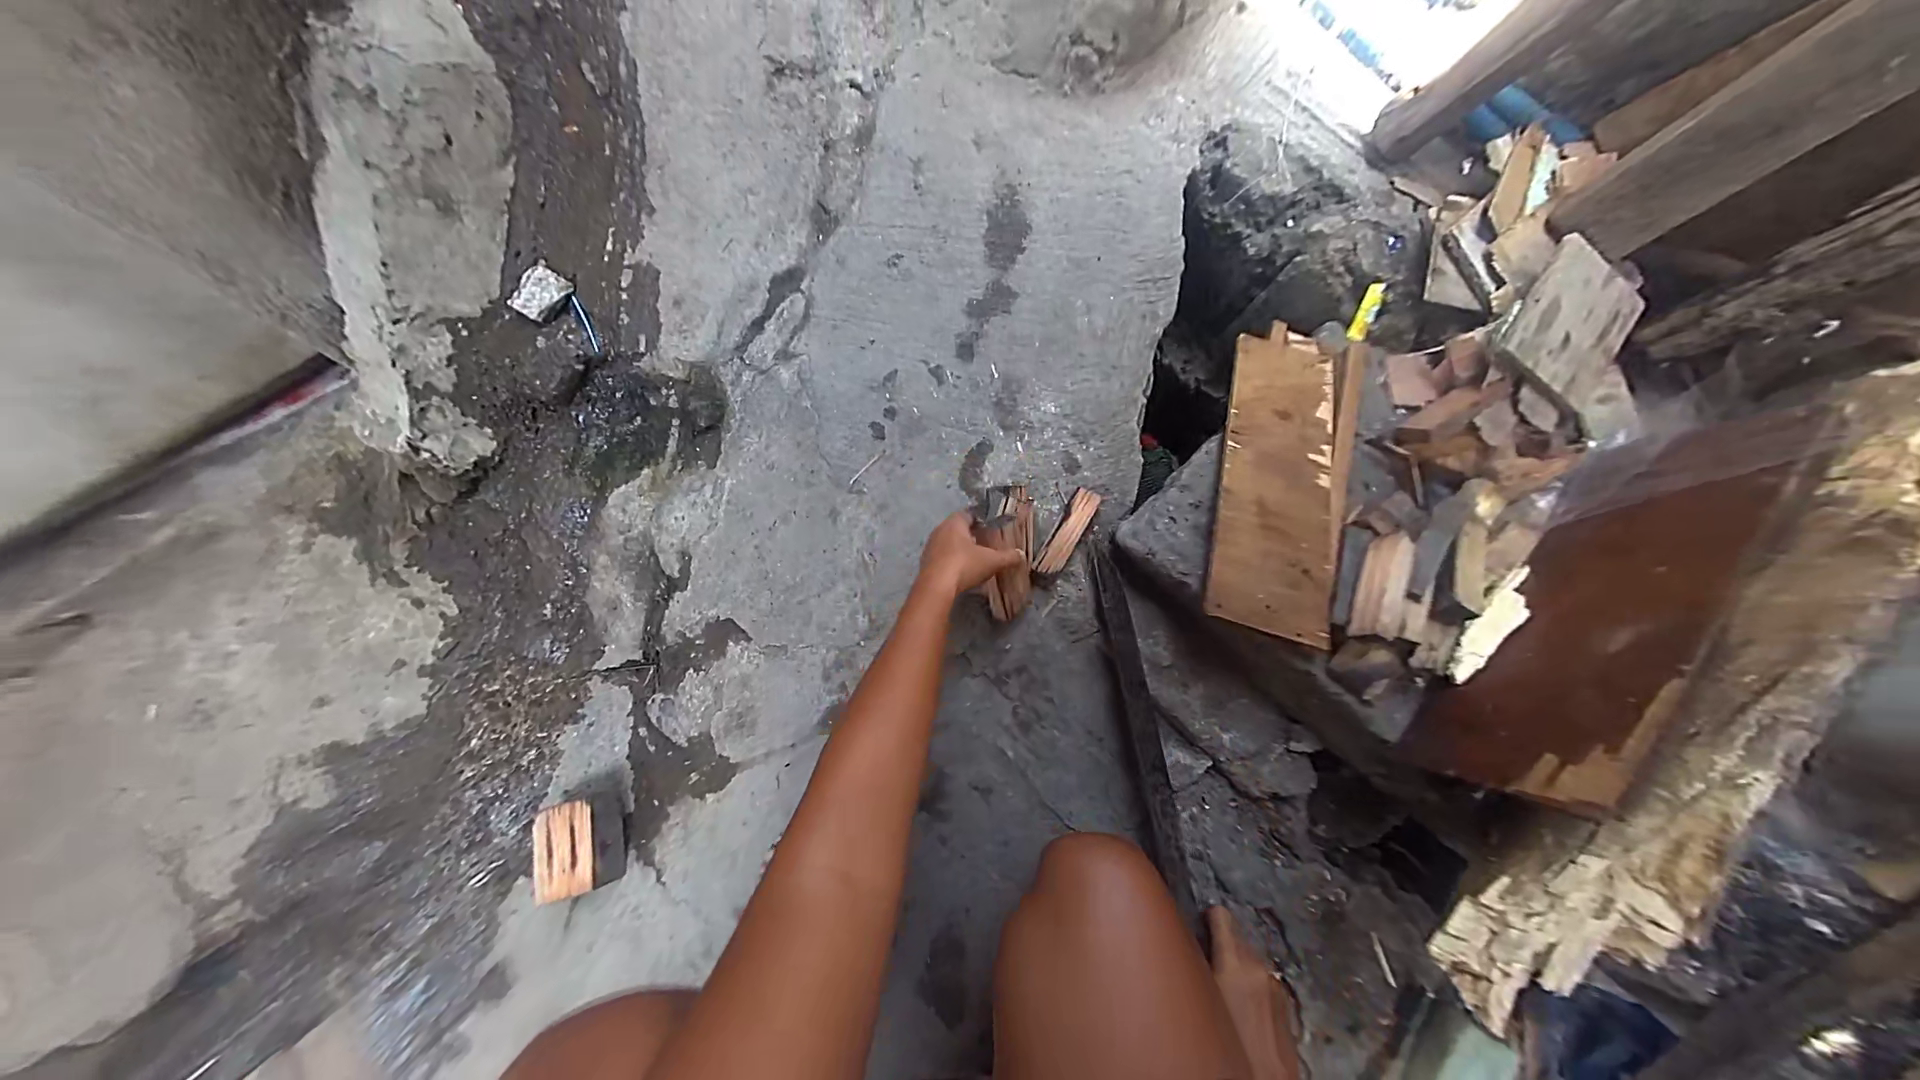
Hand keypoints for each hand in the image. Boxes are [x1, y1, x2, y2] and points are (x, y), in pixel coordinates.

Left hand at [917, 511, 1024, 600]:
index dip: (981, 519)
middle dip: (971, 535)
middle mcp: (939, 530)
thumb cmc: (965, 565)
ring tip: (975, 557)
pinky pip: (942, 557)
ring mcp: (930, 547)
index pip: (968, 514)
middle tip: (985, 542)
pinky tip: (961, 570)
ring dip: (960, 548)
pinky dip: (952, 560)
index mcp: (954, 523)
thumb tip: (1021, 554)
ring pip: (948, 543)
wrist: (936, 587)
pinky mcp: (925, 562)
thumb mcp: (992, 561)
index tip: (991, 527)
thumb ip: (1008, 557)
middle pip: (957, 528)